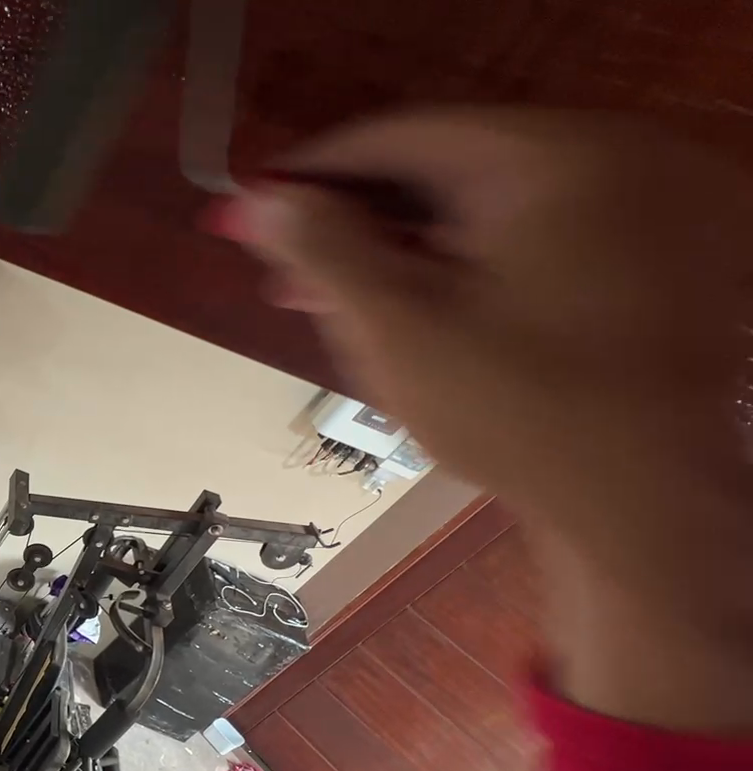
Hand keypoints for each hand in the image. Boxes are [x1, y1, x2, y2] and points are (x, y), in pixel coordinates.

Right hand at [219, 109, 752, 729]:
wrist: (635, 494)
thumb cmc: (512, 412)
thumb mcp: (393, 327)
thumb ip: (322, 251)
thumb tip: (261, 201)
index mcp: (559, 162)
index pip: (401, 136)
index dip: (311, 173)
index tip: (250, 206)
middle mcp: (624, 157)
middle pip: (445, 165)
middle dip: (352, 216)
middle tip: (283, 264)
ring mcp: (654, 200)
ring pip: (485, 198)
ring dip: (398, 240)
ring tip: (332, 292)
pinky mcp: (660, 245)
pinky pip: (531, 226)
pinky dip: (458, 254)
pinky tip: (409, 298)